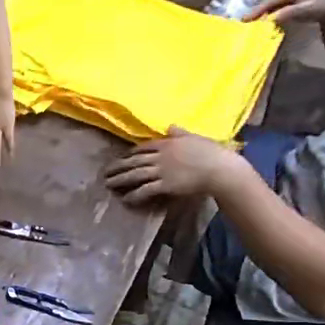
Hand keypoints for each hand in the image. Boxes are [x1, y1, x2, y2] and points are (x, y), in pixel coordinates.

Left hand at [104, 127, 250, 204]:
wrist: (219, 169)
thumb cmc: (212, 153)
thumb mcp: (194, 137)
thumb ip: (180, 133)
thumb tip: (171, 126)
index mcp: (168, 143)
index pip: (143, 147)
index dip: (130, 153)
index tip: (122, 158)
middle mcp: (161, 156)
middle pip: (134, 161)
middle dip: (118, 166)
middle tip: (105, 172)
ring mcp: (162, 171)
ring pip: (136, 175)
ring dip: (120, 179)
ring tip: (108, 184)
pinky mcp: (165, 185)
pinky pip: (146, 190)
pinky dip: (134, 195)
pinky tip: (126, 199)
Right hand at [249, 0, 324, 24]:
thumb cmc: (322, 8)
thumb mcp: (307, 10)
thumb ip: (291, 13)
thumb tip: (273, 18)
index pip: (271, 0)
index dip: (257, 10)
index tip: (244, 20)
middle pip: (272, 1)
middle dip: (259, 11)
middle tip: (245, 22)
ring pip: (275, 4)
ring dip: (264, 13)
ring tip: (252, 23)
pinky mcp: (298, 1)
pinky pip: (281, 8)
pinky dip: (272, 14)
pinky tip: (268, 21)